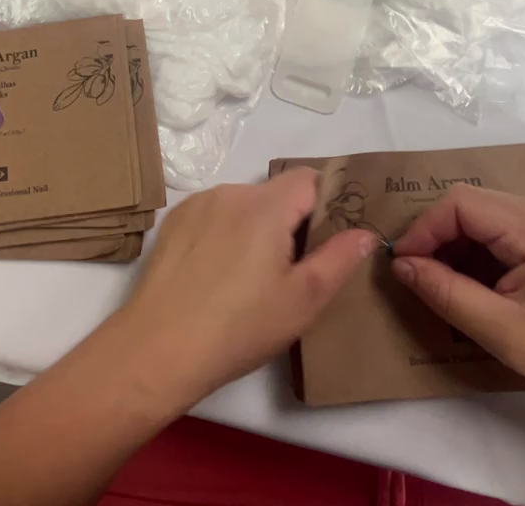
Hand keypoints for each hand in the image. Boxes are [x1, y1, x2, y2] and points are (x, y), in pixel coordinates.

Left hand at [108, 168, 379, 405]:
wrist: (160, 346)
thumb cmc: (241, 326)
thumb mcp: (303, 299)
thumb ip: (339, 258)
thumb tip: (364, 232)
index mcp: (265, 205)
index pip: (308, 178)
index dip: (326, 202)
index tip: (330, 237)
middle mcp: (230, 192)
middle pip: (274, 192)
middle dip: (291, 221)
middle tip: (294, 269)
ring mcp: (197, 204)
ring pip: (242, 204)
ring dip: (256, 227)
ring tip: (254, 276)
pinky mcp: (173, 222)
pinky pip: (213, 214)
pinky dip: (225, 232)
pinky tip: (219, 273)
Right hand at [389, 186, 524, 435]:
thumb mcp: (504, 332)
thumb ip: (446, 293)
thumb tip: (401, 265)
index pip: (461, 203)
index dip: (424, 228)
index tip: (403, 264)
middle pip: (474, 203)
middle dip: (439, 234)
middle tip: (421, 274)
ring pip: (490, 214)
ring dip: (460, 242)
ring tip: (447, 282)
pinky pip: (510, 228)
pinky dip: (485, 249)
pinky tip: (482, 283)